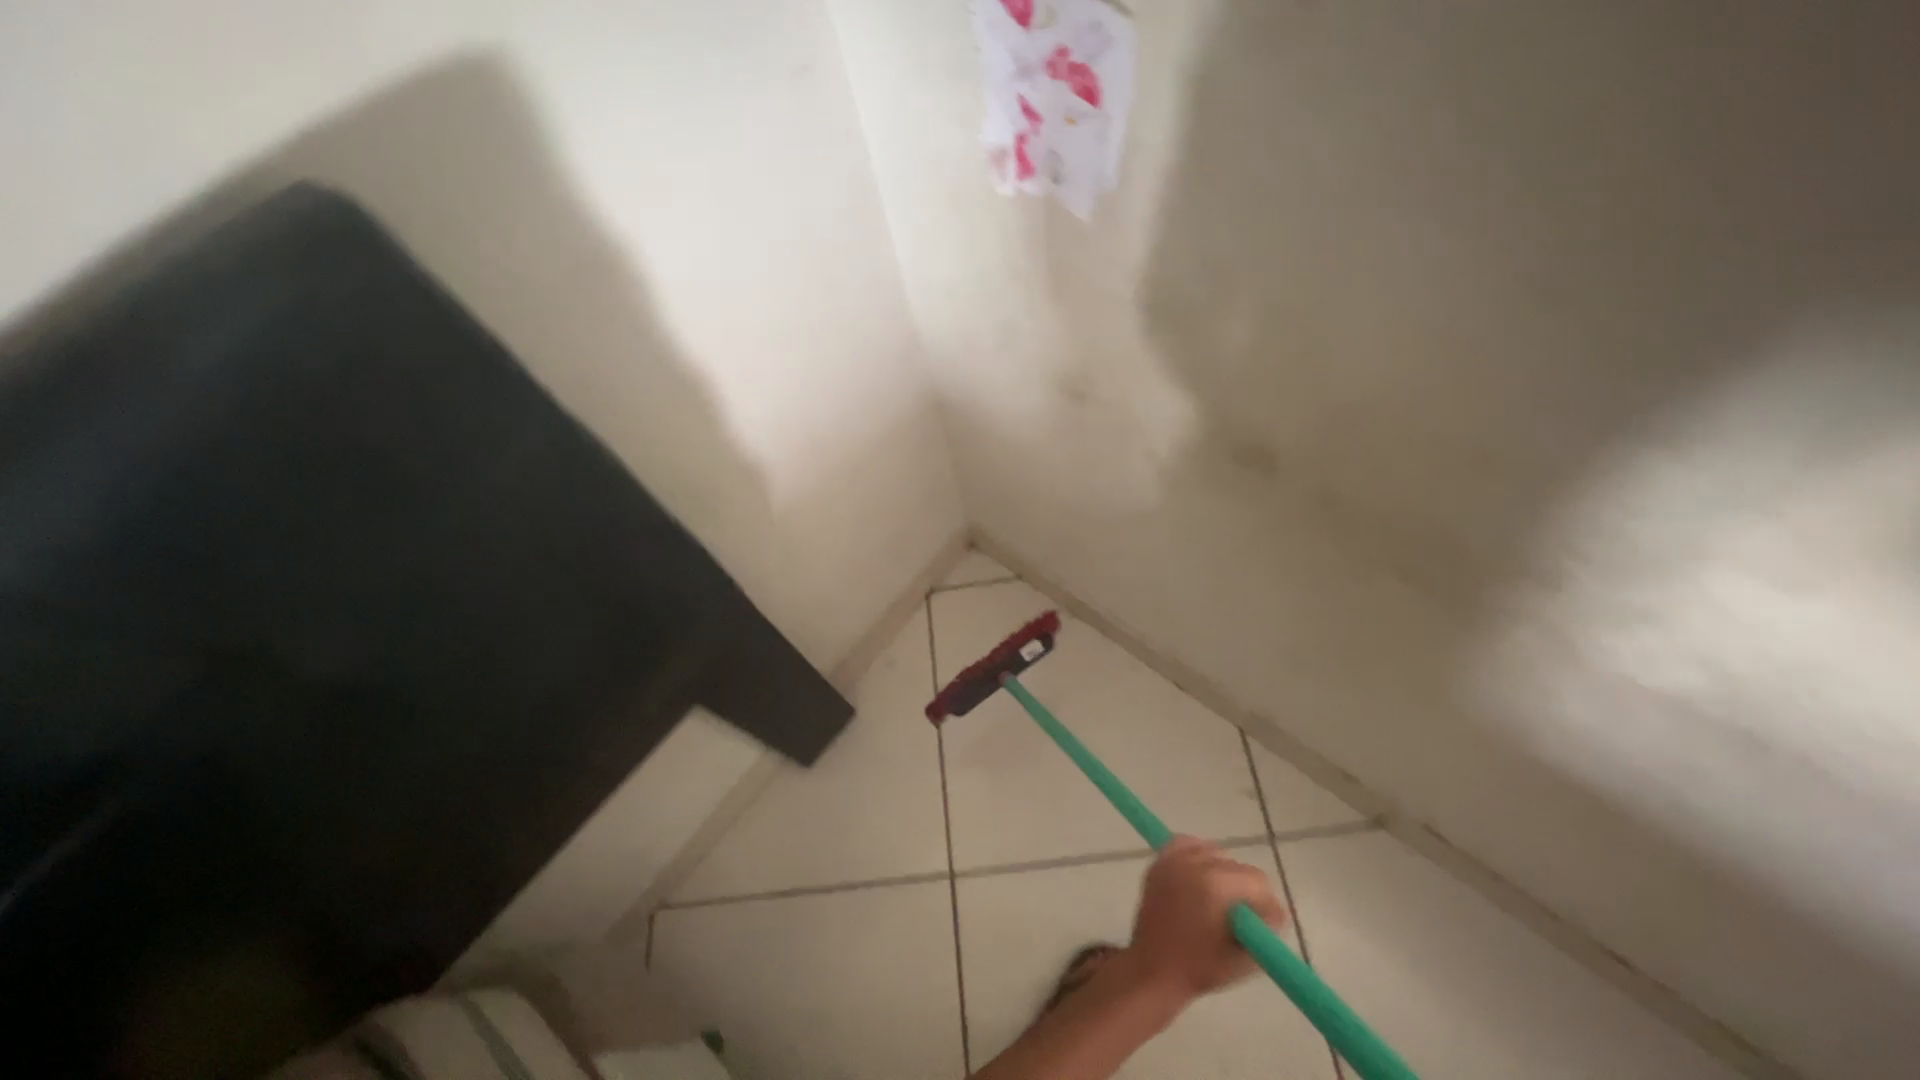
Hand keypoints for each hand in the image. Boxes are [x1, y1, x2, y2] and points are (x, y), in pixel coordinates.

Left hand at [1121, 836, 1289, 1002]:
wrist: (1152, 969)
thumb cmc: (1200, 968)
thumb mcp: (1245, 958)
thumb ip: (1268, 929)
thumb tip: (1278, 911)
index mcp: (1215, 885)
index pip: (1258, 880)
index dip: (1265, 903)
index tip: (1262, 923)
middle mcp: (1194, 864)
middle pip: (1238, 866)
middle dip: (1246, 890)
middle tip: (1240, 917)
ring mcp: (1174, 861)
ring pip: (1215, 853)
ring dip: (1224, 873)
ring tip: (1218, 900)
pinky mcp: (1160, 863)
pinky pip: (1187, 844)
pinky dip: (1198, 855)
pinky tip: (1200, 877)